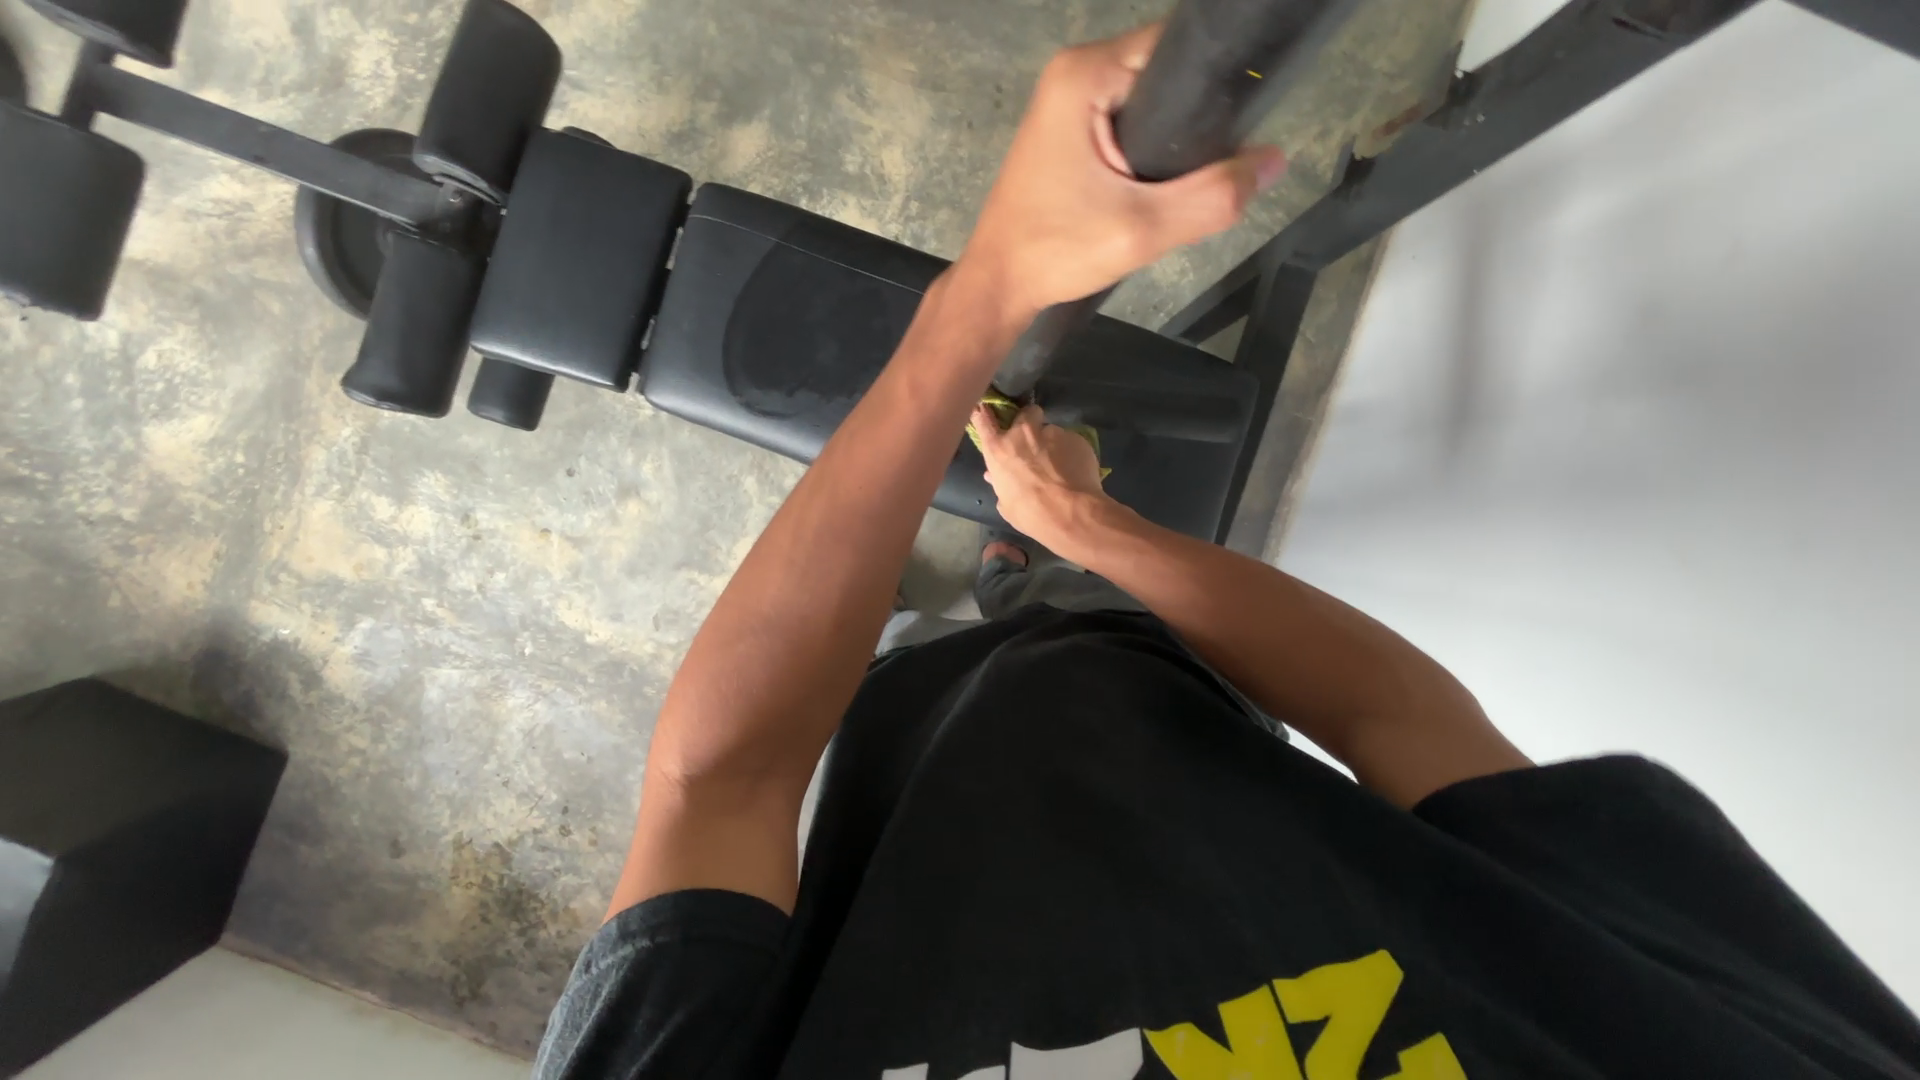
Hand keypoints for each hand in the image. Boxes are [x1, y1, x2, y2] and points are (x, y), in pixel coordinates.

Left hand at [956, 23, 1286, 318]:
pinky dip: (1144, 156)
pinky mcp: (1065, 134)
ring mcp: (1065, 103)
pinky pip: (1124, 127)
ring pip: (1145, 106)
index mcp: (1085, 73)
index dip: (1215, 84)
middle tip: (1203, 173)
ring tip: (1175, 187)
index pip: (1176, 49)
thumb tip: (1274, 161)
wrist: (999, 286)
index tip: (1235, 129)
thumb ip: (1214, 197)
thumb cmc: (1057, 251)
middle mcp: (1072, 74)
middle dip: (1192, 123)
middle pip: (1163, 77)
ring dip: (1169, 145)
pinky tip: (1150, 191)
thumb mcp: (1143, 229)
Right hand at [973, 403, 1119, 549]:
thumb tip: (994, 476)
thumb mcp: (1007, 504)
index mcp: (998, 449)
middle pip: (1025, 413)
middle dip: (1030, 421)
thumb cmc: (1030, 513)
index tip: (985, 408)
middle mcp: (1023, 433)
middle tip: (1035, 439)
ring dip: (1054, 443)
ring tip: (1062, 465)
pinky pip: (1071, 442)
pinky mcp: (1076, 438)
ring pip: (1052, 431)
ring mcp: (1052, 432)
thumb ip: (1001, 484)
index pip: (983, 419)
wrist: (1070, 512)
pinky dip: (1072, 453)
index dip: (984, 412)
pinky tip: (1076, 470)